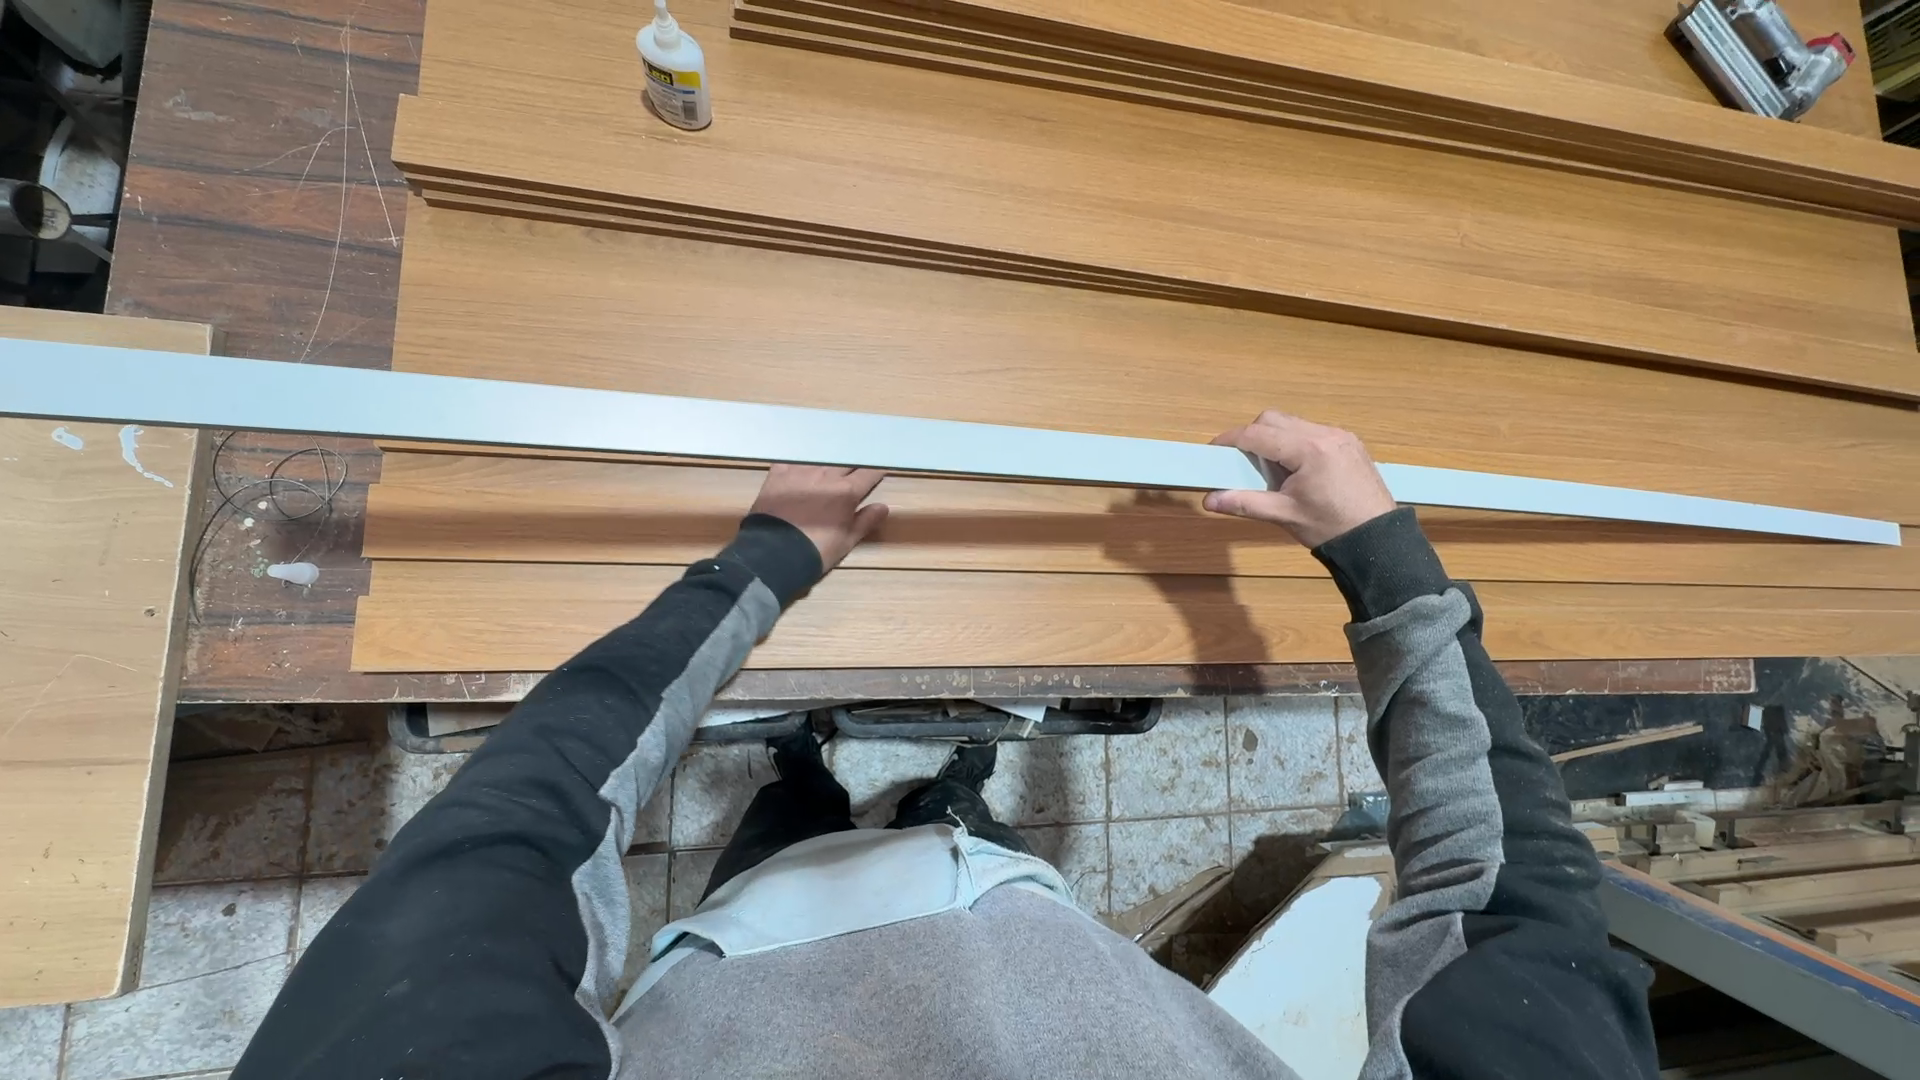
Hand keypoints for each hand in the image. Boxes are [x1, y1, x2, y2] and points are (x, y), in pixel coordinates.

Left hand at [749, 464, 889, 570]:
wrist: (774, 553)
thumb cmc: (816, 551)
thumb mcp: (846, 541)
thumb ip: (866, 521)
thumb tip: (883, 507)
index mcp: (847, 492)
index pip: (869, 472)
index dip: (877, 468)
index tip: (881, 466)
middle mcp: (827, 475)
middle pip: (847, 459)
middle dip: (855, 460)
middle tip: (858, 462)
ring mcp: (801, 471)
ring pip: (822, 454)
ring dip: (830, 455)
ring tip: (833, 456)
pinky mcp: (779, 472)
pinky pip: (795, 456)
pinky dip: (802, 457)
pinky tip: (804, 459)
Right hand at [1202, 410, 1396, 547]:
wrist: (1377, 538)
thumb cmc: (1329, 527)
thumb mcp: (1283, 515)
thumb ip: (1244, 503)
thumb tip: (1208, 500)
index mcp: (1308, 450)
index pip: (1258, 434)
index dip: (1230, 440)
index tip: (1213, 451)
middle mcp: (1325, 434)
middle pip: (1273, 419)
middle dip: (1251, 435)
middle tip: (1241, 461)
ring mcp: (1340, 435)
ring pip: (1292, 422)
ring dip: (1273, 437)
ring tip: (1269, 468)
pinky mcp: (1348, 442)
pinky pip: (1311, 431)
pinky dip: (1293, 442)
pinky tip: (1294, 468)